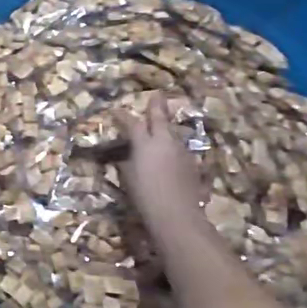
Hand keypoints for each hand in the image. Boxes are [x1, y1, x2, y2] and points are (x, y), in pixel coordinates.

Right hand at [121, 94, 202, 229]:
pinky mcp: (192, 163)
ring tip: (161, 123)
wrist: (176, 212)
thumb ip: (126, 161)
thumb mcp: (127, 175)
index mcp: (144, 143)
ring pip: (172, 132)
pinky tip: (169, 151)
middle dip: (156, 106)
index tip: (114, 110)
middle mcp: (165, 142)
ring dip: (165, 126)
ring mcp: (181, 151)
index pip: (131, 123)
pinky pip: (179, 147)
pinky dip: (172, 144)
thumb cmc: (144, 194)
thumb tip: (125, 156)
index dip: (122, 116)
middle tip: (156, 95)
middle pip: (159, 119)